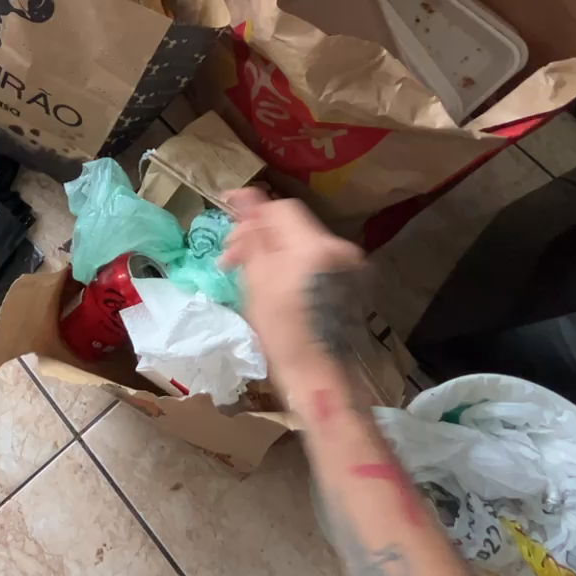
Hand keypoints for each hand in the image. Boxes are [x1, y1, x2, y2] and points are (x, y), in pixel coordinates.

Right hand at [223, 188, 365, 377]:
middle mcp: (339, 250)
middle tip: (230, 255)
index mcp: (316, 246)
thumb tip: (244, 198)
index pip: (282, 209)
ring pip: (300, 244)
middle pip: (291, 226)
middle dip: (258, 235)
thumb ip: (252, 234)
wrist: (320, 377)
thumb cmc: (283, 331)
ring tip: (247, 272)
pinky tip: (270, 284)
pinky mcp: (348, 284)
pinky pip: (312, 261)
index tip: (227, 208)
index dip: (253, 208)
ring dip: (271, 250)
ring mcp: (348, 268)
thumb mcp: (258, 278)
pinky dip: (289, 265)